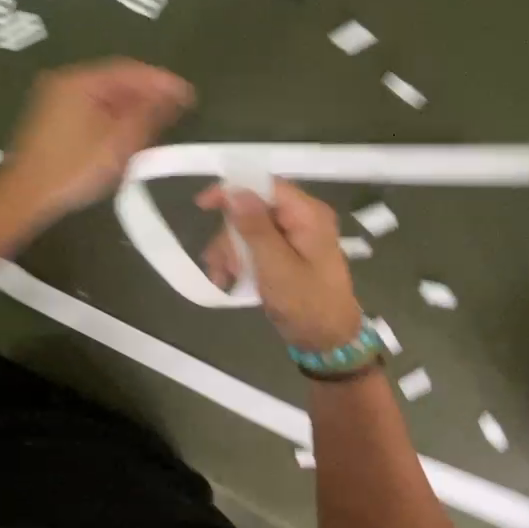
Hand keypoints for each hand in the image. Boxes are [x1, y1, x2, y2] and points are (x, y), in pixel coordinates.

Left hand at [0, 58, 193, 223]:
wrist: (24, 197)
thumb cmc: (73, 167)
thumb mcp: (120, 141)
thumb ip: (150, 114)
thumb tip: (175, 94)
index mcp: (79, 80)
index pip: (129, 70)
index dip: (161, 81)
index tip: (188, 94)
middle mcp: (63, 83)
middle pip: (115, 81)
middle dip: (147, 95)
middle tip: (177, 110)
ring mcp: (53, 102)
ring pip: (102, 98)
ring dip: (130, 109)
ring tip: (157, 124)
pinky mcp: (49, 123)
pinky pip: (89, 111)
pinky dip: (112, 119)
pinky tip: (128, 135)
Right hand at [197, 181, 363, 349]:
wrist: (327, 341)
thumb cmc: (306, 304)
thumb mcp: (276, 267)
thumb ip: (255, 228)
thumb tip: (235, 192)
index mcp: (307, 215)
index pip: (265, 186)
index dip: (232, 191)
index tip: (201, 205)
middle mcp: (301, 219)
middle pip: (250, 210)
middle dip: (230, 237)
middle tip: (221, 265)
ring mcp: (293, 237)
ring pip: (246, 230)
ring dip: (229, 252)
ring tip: (223, 278)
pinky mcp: (284, 253)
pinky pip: (252, 246)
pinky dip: (237, 261)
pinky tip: (228, 280)